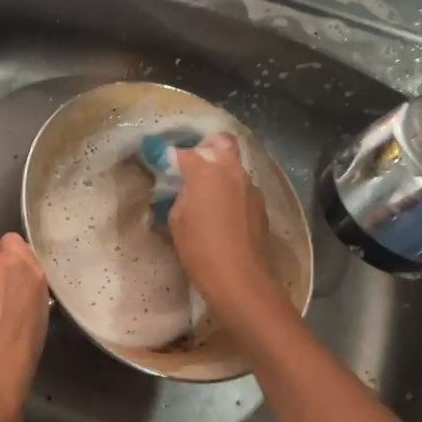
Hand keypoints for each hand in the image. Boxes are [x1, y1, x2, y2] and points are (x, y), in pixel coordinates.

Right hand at [171, 133, 291, 321]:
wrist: (239, 279)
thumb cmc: (200, 248)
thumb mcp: (177, 220)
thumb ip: (182, 195)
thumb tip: (188, 188)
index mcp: (207, 172)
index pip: (185, 153)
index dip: (170, 156)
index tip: (160, 161)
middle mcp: (232, 172)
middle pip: (222, 142)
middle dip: (206, 148)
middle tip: (193, 166)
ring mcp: (251, 188)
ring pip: (235, 166)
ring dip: (221, 172)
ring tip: (208, 194)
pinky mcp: (261, 205)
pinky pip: (243, 188)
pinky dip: (231, 192)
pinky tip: (223, 213)